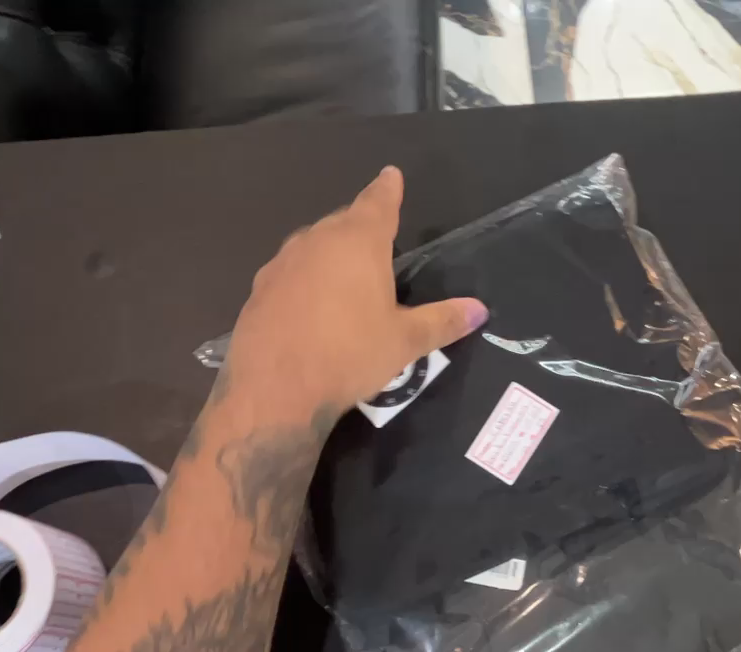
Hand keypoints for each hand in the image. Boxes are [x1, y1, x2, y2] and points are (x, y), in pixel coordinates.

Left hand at [225, 166, 487, 420]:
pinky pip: (292, 275)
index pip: (378, 203)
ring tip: (347, 278)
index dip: (388, 189)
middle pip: (344, 223)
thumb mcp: (404, 342)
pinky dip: (307, 282)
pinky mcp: (260, 291)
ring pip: (313, 248)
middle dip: (361, 227)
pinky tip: (313, 308)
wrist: (275, 387)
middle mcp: (316, 241)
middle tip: (378, 242)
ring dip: (331, 255)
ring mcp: (283, 264)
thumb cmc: (349, 354)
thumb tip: (480, 309)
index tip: (391, 175)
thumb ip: (442, 321)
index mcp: (358, 242)